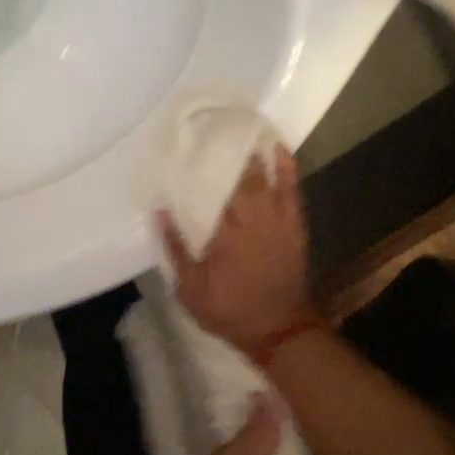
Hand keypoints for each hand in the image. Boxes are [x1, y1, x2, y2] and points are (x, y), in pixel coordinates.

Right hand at [158, 146, 317, 358]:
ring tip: (248, 125)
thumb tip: (159, 210)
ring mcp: (277, 222)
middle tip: (221, 123)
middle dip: (233, 150)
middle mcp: (252, 221)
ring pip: (268, 178)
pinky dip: (287, 170)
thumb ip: (176, 248)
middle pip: (242, 177)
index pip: (214, 190)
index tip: (195, 140)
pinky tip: (282, 150)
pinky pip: (292, 192)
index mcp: (224, 233)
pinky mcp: (294, 228)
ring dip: (258, 152)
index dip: (206, 164)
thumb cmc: (229, 310)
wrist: (279, 331)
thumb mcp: (190, 288)